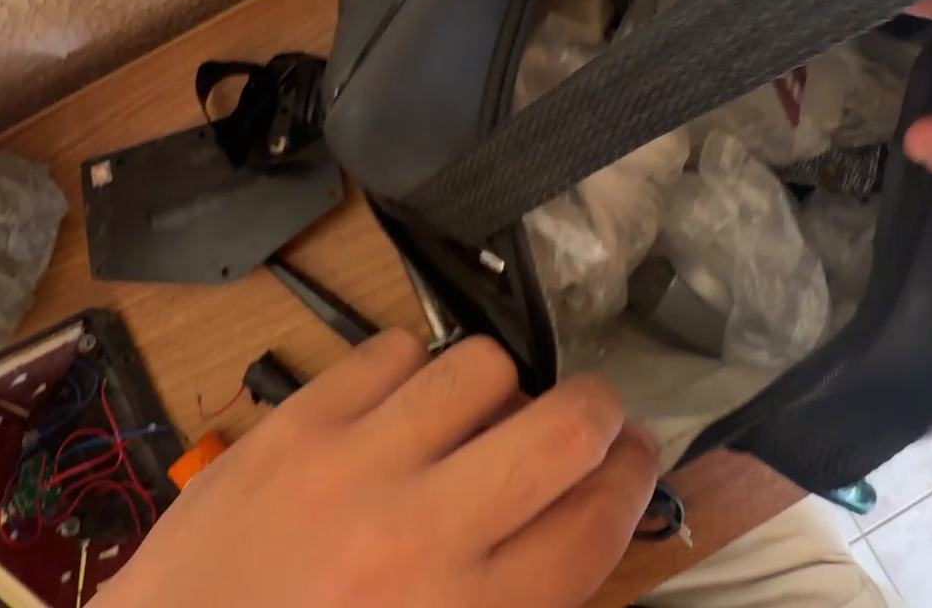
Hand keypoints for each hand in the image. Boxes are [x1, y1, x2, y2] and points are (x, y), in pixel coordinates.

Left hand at [95, 332, 657, 607]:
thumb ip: (518, 592)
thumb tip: (580, 511)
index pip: (593, 524)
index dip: (632, 476)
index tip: (634, 451)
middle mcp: (419, 536)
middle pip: (563, 430)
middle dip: (596, 410)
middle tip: (588, 416)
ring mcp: (353, 464)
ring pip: (481, 366)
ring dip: (497, 386)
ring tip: (475, 413)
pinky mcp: (297, 420)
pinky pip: (393, 348)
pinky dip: (411, 369)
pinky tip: (396, 406)